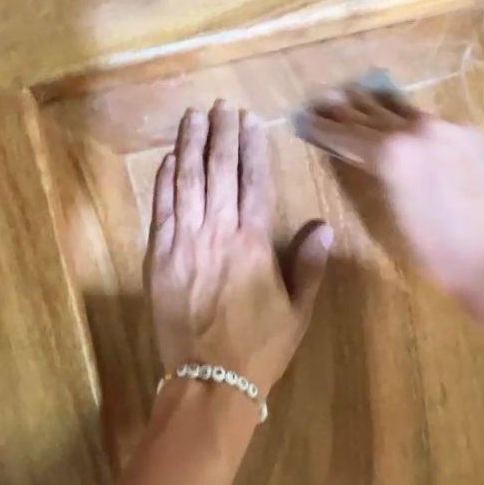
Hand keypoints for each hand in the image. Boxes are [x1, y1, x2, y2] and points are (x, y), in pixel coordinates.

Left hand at [148, 102, 333, 398]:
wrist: (209, 378)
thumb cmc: (259, 347)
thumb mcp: (298, 310)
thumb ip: (309, 265)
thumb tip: (324, 226)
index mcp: (254, 243)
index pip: (254, 181)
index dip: (253, 146)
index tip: (251, 121)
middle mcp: (217, 233)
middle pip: (219, 171)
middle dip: (220, 134)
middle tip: (221, 106)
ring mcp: (184, 243)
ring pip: (186, 182)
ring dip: (190, 146)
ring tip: (193, 117)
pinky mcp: (159, 258)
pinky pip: (161, 209)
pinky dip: (164, 181)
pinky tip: (169, 160)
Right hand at [300, 87, 483, 306]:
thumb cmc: (432, 249)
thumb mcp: (388, 210)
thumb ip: (374, 171)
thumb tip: (361, 153)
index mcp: (390, 153)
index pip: (347, 133)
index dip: (323, 127)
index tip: (305, 117)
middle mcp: (416, 129)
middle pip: (372, 113)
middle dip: (346, 108)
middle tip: (324, 97)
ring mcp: (446, 128)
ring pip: (402, 109)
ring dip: (376, 105)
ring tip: (355, 94)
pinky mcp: (469, 134)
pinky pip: (429, 121)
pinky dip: (408, 119)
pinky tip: (399, 117)